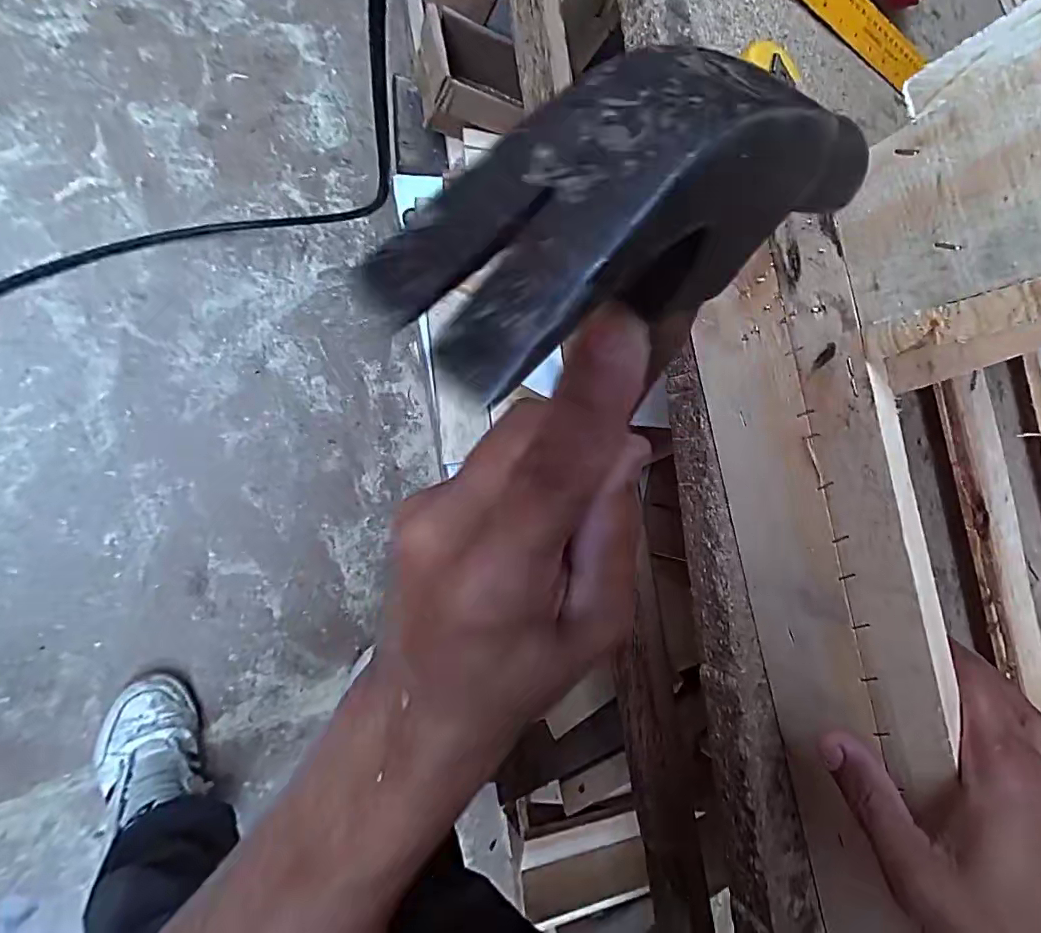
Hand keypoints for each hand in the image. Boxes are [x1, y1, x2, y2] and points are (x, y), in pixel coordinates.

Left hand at [379, 305, 652, 773]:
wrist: (419, 712)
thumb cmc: (522, 679)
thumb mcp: (601, 625)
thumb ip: (613, 532)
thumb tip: (622, 444)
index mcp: (498, 578)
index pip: (550, 472)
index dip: (590, 400)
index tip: (623, 329)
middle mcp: (446, 526)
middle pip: (532, 429)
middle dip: (586, 429)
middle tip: (610, 483)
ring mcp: (422, 504)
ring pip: (515, 430)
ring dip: (561, 446)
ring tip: (566, 515)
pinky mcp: (417, 494)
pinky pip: (497, 449)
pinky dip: (534, 461)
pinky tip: (532, 514)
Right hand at [821, 642, 1040, 931]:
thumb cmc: (996, 929)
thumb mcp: (917, 871)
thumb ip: (874, 803)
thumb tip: (835, 744)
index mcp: (1000, 766)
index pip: (972, 680)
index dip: (942, 647)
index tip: (909, 626)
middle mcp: (1028, 765)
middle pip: (996, 686)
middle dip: (956, 659)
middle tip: (914, 648)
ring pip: (1016, 709)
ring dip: (981, 684)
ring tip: (941, 680)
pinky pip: (1025, 734)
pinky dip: (998, 713)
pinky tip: (974, 735)